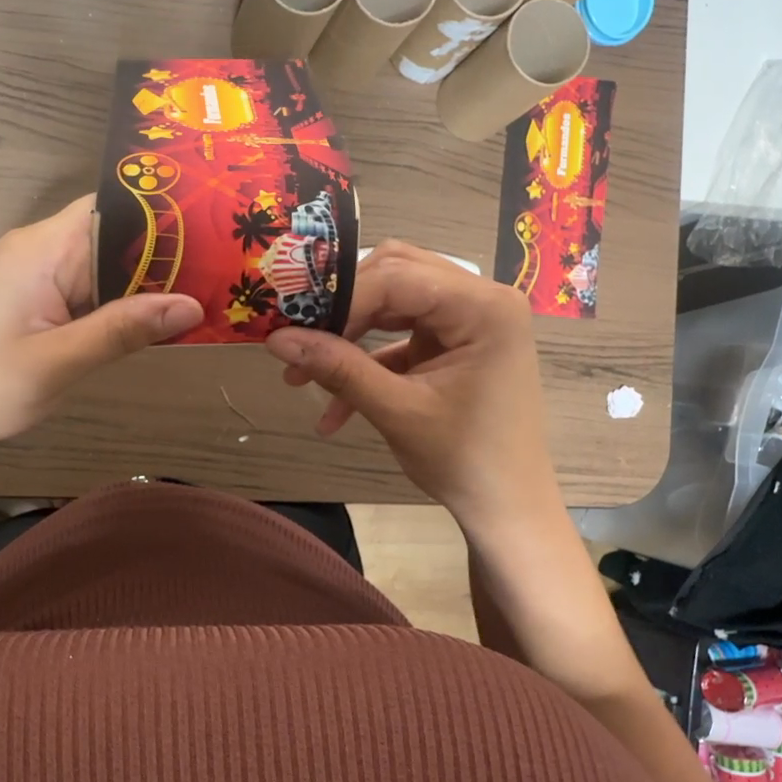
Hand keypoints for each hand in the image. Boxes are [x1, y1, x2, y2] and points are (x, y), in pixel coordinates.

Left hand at [0, 195, 201, 465]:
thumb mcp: (57, 363)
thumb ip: (122, 331)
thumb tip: (191, 306)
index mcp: (39, 249)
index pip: (111, 206)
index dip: (162, 214)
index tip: (215, 232)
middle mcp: (35, 250)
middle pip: (111, 235)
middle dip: (163, 254)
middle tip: (225, 273)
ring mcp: (31, 277)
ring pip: (101, 266)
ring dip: (142, 284)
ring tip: (204, 295)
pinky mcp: (30, 302)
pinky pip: (84, 291)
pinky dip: (117, 304)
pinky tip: (153, 322)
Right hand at [264, 240, 558, 526]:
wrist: (507, 506)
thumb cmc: (464, 459)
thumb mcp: (396, 411)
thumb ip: (338, 369)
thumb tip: (274, 339)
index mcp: (482, 307)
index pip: (397, 277)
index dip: (340, 299)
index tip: (292, 327)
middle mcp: (481, 299)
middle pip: (395, 275)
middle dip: (342, 311)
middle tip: (296, 337)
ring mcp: (467, 321)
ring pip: (392, 304)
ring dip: (347, 337)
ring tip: (300, 375)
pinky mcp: (453, 345)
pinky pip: (399, 338)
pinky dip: (365, 364)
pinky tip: (332, 409)